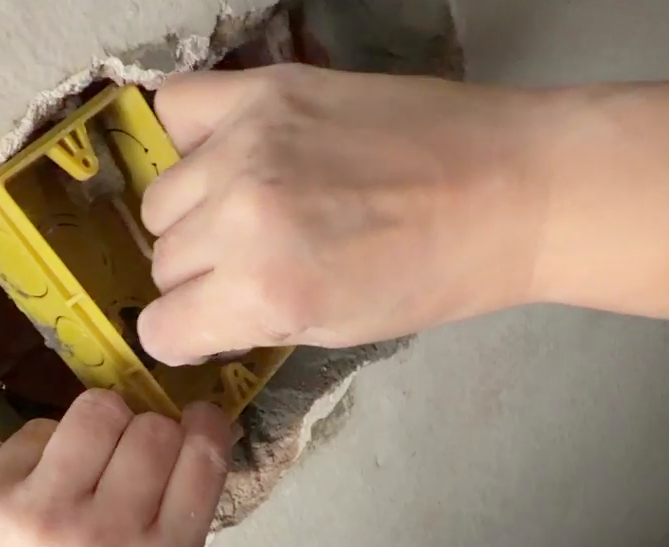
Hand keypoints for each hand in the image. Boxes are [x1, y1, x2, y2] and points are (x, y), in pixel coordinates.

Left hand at [0, 390, 233, 546]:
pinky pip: (42, 427)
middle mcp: (103, 541)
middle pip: (153, 430)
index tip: (202, 417)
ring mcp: (41, 515)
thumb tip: (206, 428)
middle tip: (138, 454)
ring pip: (98, 410)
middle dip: (155, 430)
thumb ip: (188, 513)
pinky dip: (55, 443)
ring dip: (109, 420)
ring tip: (97, 448)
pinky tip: (48, 478)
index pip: (202, 463)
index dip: (208, 426)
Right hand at [136, 64, 556, 363]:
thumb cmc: (430, 279)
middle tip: (250, 270)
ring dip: (193, 219)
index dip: (186, 336)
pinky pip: (175, 111)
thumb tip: (198, 316)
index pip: (161, 329)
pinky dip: (188, 141)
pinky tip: (229, 157)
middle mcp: (240, 218)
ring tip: (249, 213)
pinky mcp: (265, 89)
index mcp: (265, 293)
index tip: (209, 327)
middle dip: (198, 281)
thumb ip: (251, 321)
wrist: (507, 190)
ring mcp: (247, 145)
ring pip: (161, 201)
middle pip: (162, 264)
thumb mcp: (332, 331)